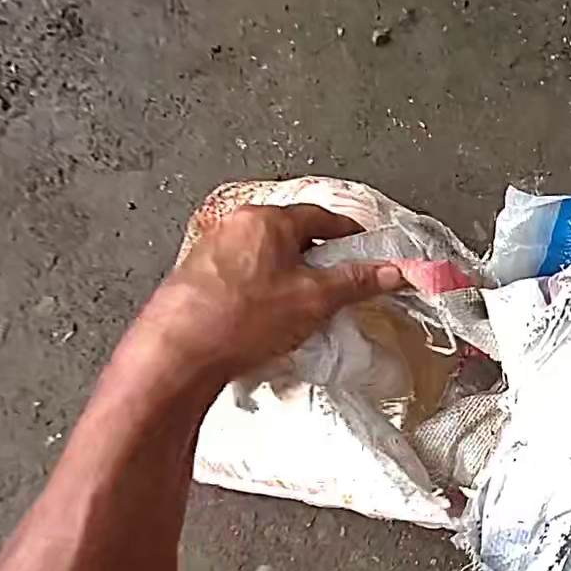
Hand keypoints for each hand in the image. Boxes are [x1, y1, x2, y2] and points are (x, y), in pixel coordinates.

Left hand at [137, 203, 406, 381]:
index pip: (324, 217)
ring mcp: (215, 249)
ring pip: (273, 256)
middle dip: (325, 260)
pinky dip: (272, 289)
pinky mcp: (202, 275)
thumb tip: (389, 271)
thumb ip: (358, 281)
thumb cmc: (240, 319)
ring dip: (297, 276)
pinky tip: (277, 317)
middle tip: (344, 287)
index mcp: (266, 220)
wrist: (181, 353)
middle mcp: (236, 226)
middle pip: (297, 235)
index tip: (370, 255)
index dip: (354, 238)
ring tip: (309, 307)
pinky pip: (251, 273)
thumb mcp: (317, 299)